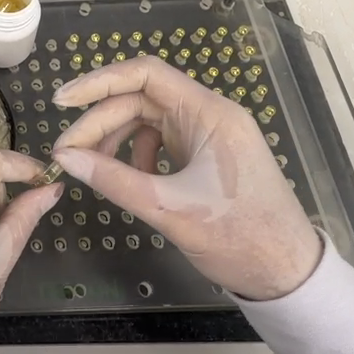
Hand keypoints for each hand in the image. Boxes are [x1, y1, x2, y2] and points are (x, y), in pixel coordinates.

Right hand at [51, 56, 320, 300]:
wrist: (291, 279)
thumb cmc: (239, 239)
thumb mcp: (170, 210)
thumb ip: (113, 179)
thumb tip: (64, 158)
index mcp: (209, 113)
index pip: (144, 74)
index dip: (98, 81)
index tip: (62, 101)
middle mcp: (208, 114)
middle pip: (139, 99)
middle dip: (99, 122)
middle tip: (66, 152)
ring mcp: (206, 134)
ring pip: (145, 119)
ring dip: (113, 138)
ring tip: (90, 167)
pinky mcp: (204, 154)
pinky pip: (158, 139)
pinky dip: (134, 154)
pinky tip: (128, 179)